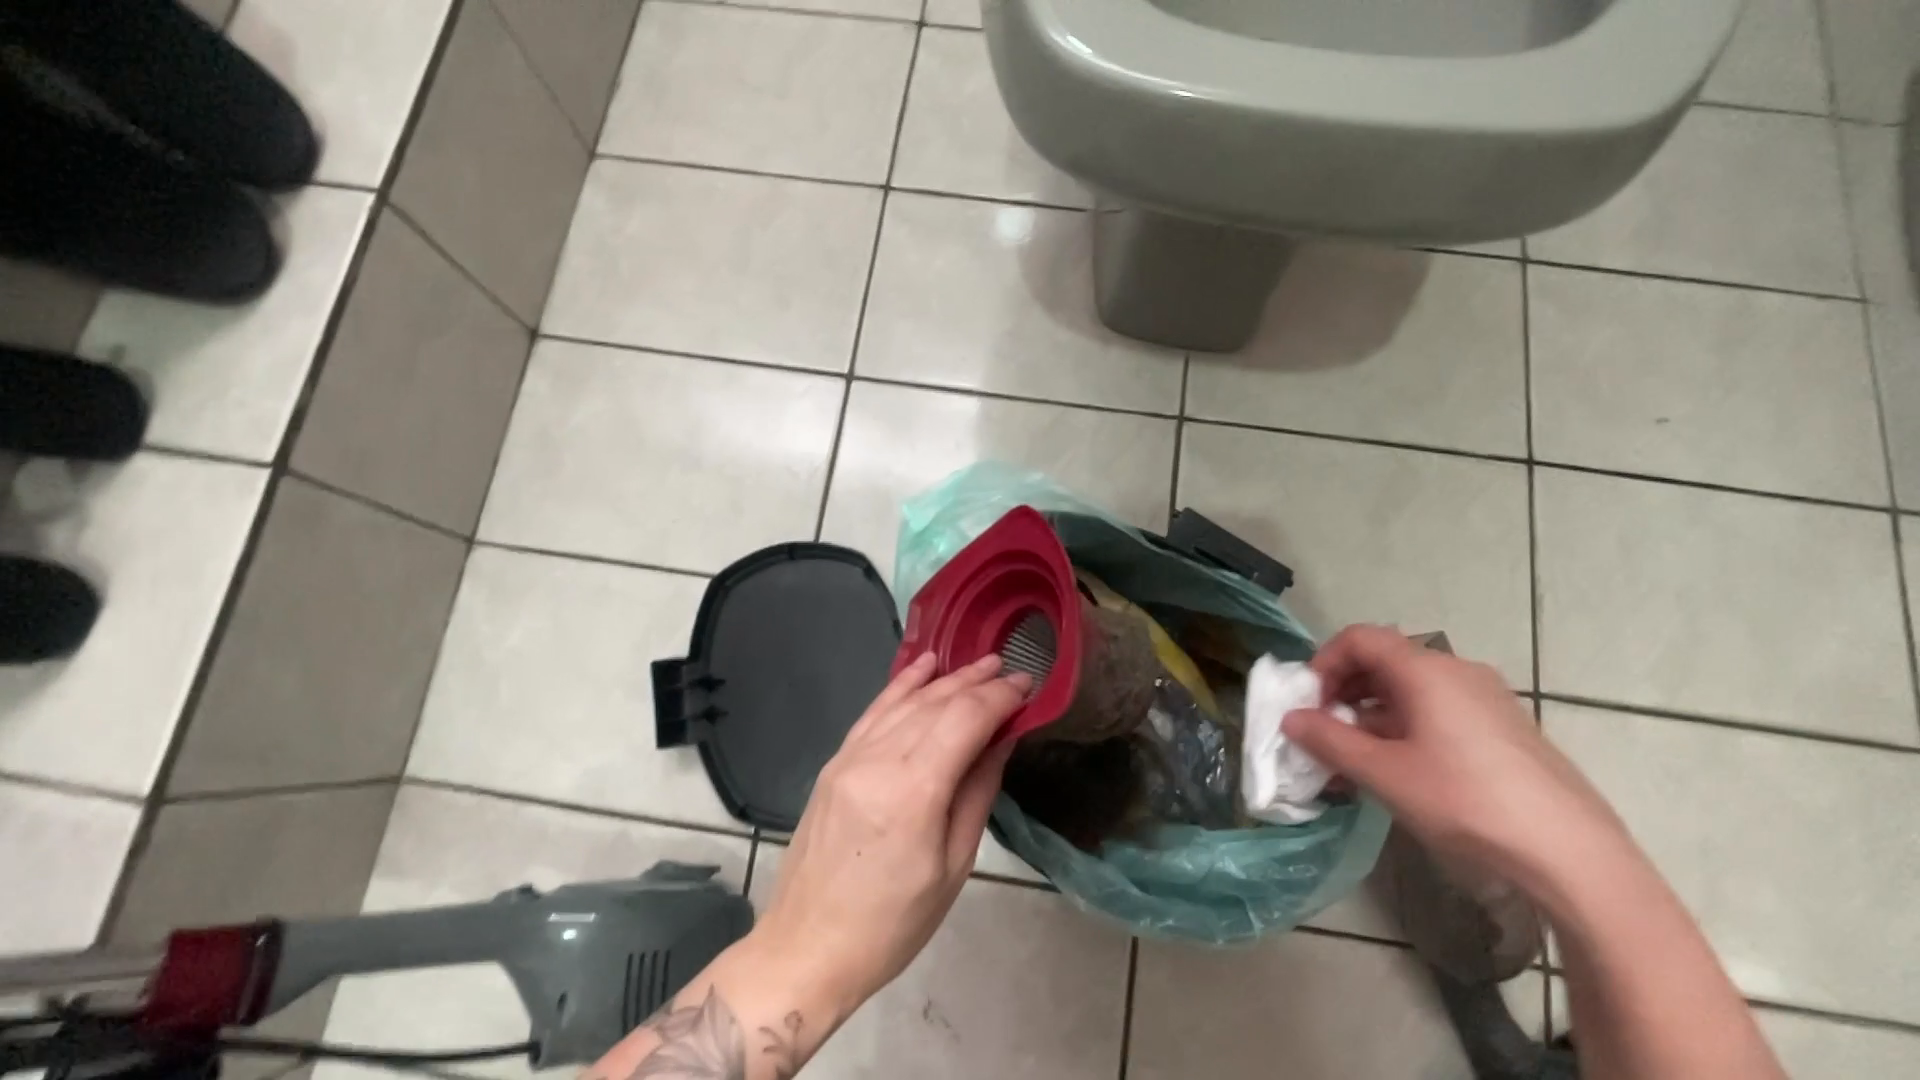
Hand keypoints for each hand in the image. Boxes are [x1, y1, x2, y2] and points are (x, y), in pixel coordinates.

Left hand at [752, 652, 1029, 1013]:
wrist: (809, 947)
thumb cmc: (893, 923)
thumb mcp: (953, 866)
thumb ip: (977, 793)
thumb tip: (1001, 740)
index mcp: (913, 792)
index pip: (965, 720)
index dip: (1000, 697)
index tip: (1028, 685)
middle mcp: (877, 762)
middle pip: (935, 704)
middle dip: (977, 683)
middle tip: (1011, 669)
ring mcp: (849, 759)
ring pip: (904, 702)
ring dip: (944, 680)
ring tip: (979, 664)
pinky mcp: (834, 764)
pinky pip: (872, 713)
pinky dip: (900, 687)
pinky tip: (922, 667)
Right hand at [1281, 625, 1632, 891]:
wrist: (1570, 854)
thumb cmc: (1465, 802)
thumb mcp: (1385, 774)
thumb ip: (1330, 741)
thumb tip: (1292, 719)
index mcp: (1427, 670)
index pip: (1360, 638)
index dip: (1324, 663)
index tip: (1308, 704)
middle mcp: (1458, 672)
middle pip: (1385, 661)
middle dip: (1344, 692)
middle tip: (1324, 735)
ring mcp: (1487, 699)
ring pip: (1412, 690)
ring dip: (1372, 716)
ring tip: (1355, 762)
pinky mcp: (1504, 729)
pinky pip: (1439, 712)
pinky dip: (1405, 728)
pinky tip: (1400, 773)